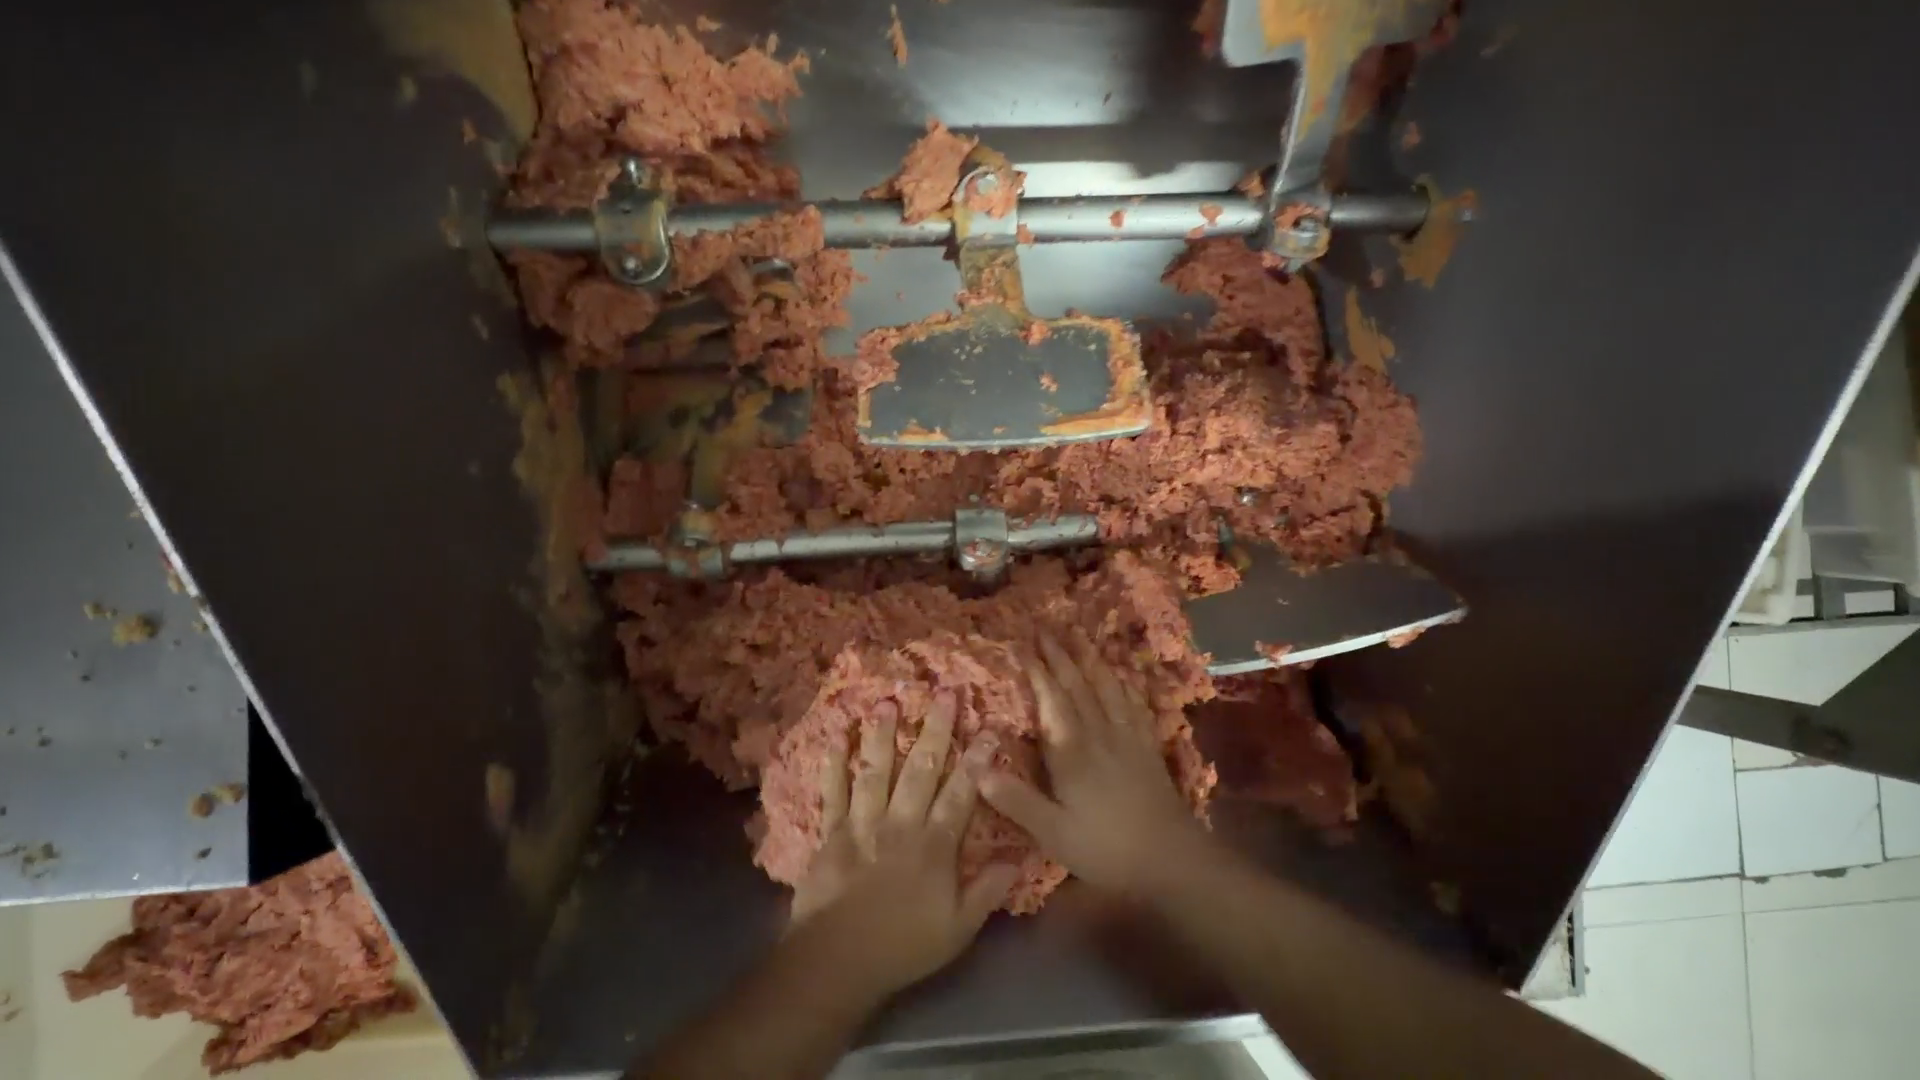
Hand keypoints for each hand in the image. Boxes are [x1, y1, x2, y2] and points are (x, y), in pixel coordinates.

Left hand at [788, 691, 1018, 996]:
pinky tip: (838, 735)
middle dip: (936, 729)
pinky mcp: (831, 834)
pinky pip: (833, 792)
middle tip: (945, 693)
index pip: (961, 794)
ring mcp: (862, 825)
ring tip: (890, 700)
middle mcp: (900, 824)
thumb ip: (988, 891)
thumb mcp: (959, 929)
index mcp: (934, 846)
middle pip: (922, 769)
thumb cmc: (903, 946)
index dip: (976, 760)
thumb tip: (1018, 858)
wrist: (837, 961)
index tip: (989, 728)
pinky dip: (834, 763)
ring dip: (885, 734)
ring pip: (876, 771)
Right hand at [976, 633, 1203, 894]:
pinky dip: (1124, 684)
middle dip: (1060, 655)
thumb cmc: (1106, 849)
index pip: (1051, 700)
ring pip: (1107, 688)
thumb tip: (976, 766)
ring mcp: (1128, 738)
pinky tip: (1122, 676)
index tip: (1023, 645)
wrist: (1172, 859)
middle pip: (1078, 685)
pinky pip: (1134, 705)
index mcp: (1071, 751)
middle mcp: (1099, 734)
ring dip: (1091, 660)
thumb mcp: (1053, 832)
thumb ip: (1015, 799)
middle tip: (1046, 628)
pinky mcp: (1148, 748)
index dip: (1037, 672)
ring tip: (1080, 637)